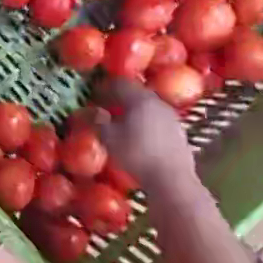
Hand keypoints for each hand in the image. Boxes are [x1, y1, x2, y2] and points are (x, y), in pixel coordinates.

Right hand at [92, 77, 200, 199]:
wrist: (172, 179)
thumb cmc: (136, 155)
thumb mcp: (109, 139)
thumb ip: (96, 122)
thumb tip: (85, 112)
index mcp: (140, 99)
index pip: (119, 83)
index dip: (103, 87)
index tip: (92, 95)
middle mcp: (158, 102)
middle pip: (135, 93)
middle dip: (118, 98)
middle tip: (104, 107)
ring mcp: (171, 116)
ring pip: (147, 106)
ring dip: (132, 110)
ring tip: (119, 123)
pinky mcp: (178, 132)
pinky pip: (156, 119)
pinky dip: (144, 122)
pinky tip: (138, 137)